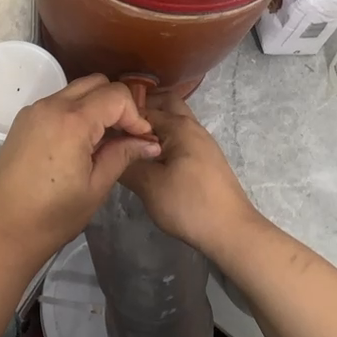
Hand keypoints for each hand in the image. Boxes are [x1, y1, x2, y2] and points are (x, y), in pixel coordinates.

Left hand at [0, 75, 161, 263]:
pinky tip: (82, 142)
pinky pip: (59, 101)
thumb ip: (122, 155)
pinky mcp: (24, 119)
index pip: (116, 95)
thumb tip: (150, 143)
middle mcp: (52, 104)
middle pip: (97, 82)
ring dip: (97, 106)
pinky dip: (77, 111)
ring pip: (76, 89)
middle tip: (127, 136)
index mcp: (73, 120)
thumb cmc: (52, 215)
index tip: (142, 139)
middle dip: (118, 104)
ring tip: (106, 141)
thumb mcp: (95, 187)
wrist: (0, 228)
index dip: (135, 114)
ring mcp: (35, 109)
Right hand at [119, 91, 260, 256]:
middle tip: (121, 129)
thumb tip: (108, 149)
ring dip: (155, 128)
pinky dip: (165, 141)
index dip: (122, 117)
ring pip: (174, 122)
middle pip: (165, 104)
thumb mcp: (149, 185)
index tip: (103, 129)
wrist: (233, 233)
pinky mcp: (207, 159)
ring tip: (133, 146)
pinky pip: (181, 138)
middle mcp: (192, 126)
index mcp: (178, 126)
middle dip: (142, 112)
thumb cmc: (189, 204)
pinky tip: (153, 161)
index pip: (143, 108)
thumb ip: (126, 163)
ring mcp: (203, 143)